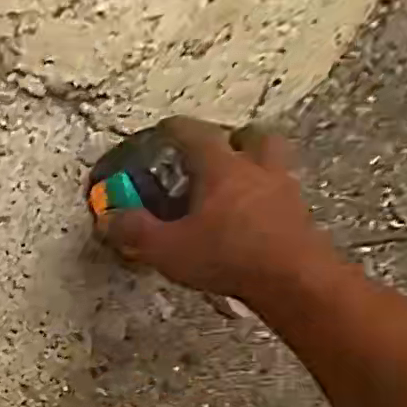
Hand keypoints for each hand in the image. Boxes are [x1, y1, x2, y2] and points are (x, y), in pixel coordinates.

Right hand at [98, 117, 343, 302]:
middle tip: (216, 150)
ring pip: (272, 158)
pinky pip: (280, 189)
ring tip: (235, 179)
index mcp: (222, 170)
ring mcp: (282, 188)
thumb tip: (109, 217)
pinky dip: (264, 192)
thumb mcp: (166, 248)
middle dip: (232, 138)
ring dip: (255, 160)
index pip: (197, 136)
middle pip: (250, 136)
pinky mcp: (296, 212)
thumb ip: (135, 230)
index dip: (177, 130)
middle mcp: (257, 169)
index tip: (165, 128)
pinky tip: (250, 212)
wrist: (289, 277)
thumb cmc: (225, 256)